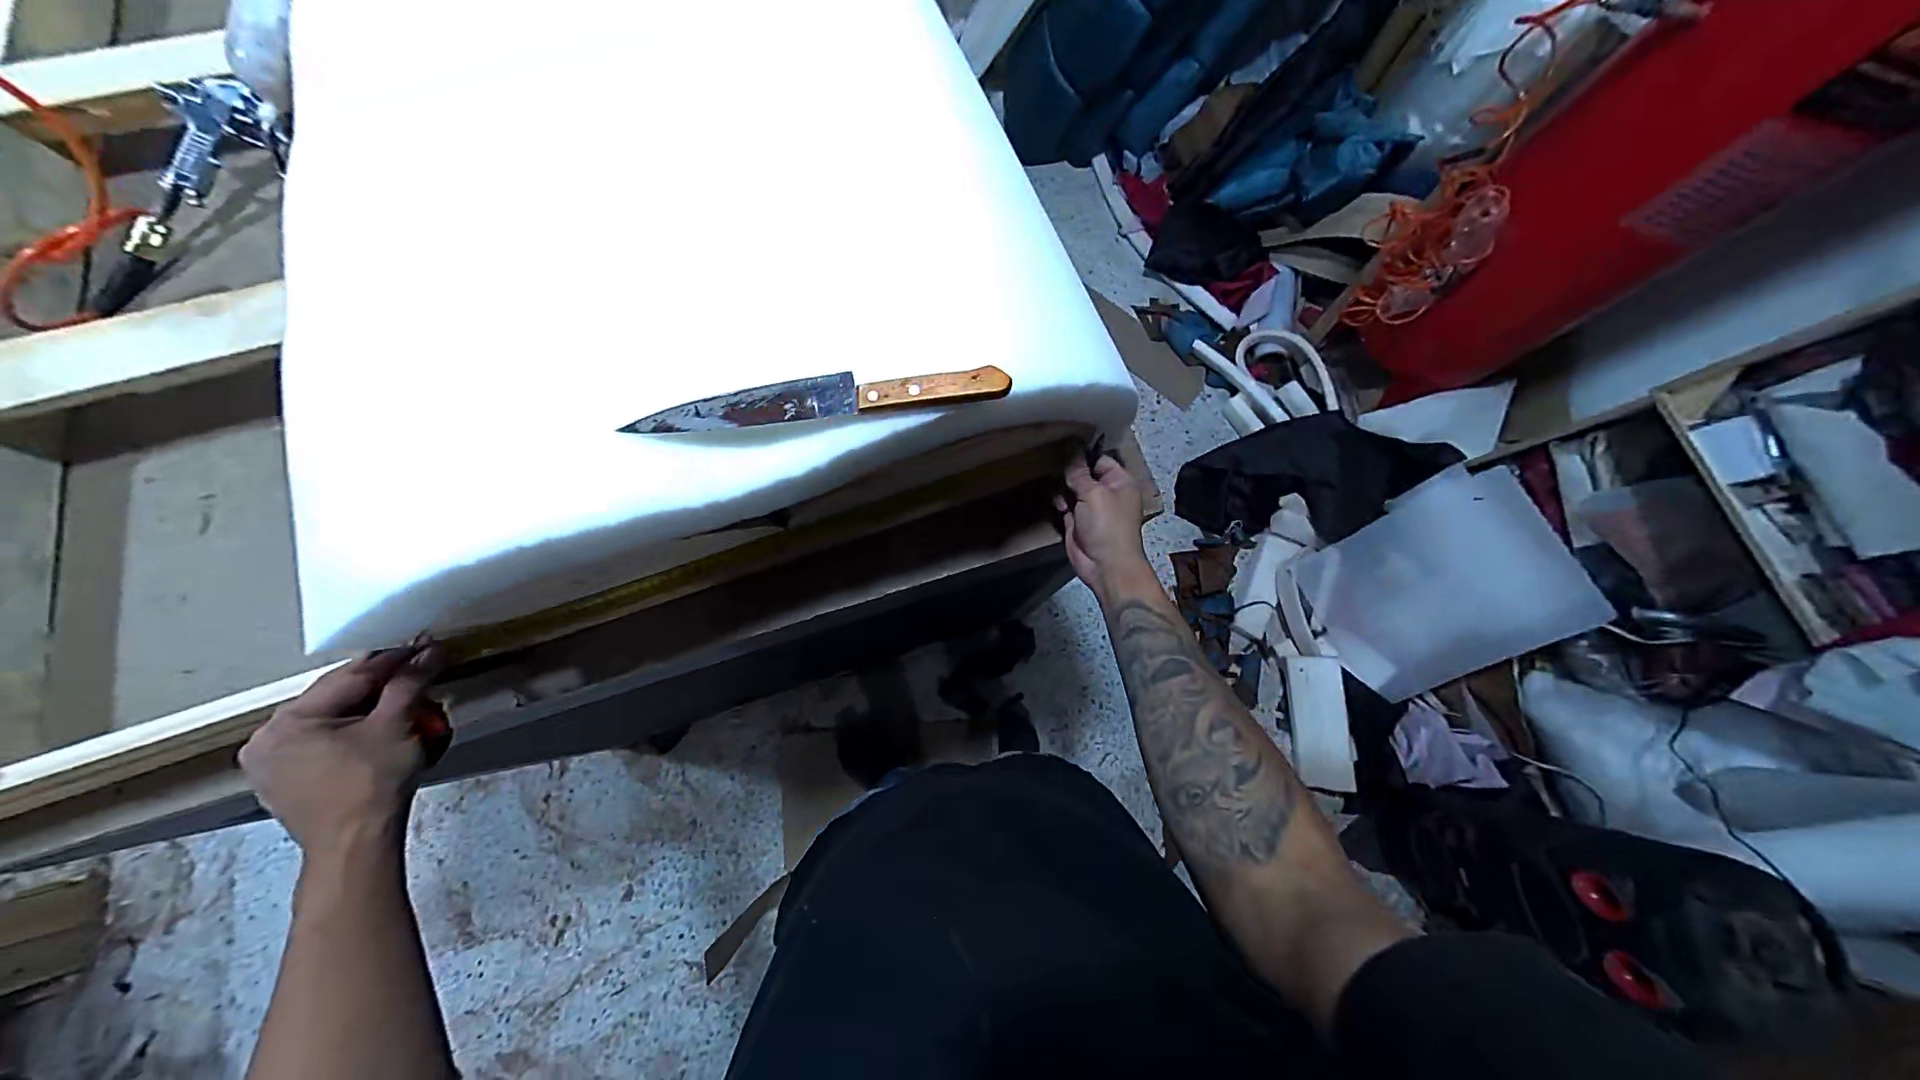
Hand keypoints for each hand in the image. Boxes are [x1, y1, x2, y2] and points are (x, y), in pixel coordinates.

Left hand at [239, 646, 445, 856]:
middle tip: (417, 675)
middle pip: (335, 696)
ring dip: (365, 708)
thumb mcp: (397, 725)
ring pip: (327, 718)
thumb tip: (430, 651)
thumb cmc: (373, 782)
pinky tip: (375, 734)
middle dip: (379, 685)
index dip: (394, 660)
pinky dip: (349, 732)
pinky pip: (319, 742)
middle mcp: (266, 737)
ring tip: (400, 704)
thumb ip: (410, 683)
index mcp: (287, 720)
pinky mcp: (281, 781)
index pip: (352, 676)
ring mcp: (268, 763)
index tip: (425, 649)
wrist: (354, 843)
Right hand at [1055, 454, 1151, 603]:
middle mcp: (1106, 493)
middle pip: (1084, 474)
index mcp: (1120, 482)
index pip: (1100, 460)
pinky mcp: (1077, 522)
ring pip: (1072, 490)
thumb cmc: (1107, 525)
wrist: (1105, 564)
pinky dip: (1060, 505)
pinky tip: (1060, 507)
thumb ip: (1079, 473)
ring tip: (1060, 491)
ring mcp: (1091, 508)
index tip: (1064, 447)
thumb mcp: (1094, 493)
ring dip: (1063, 490)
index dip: (1084, 455)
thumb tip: (1072, 453)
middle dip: (1070, 472)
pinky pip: (1065, 506)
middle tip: (1053, 465)